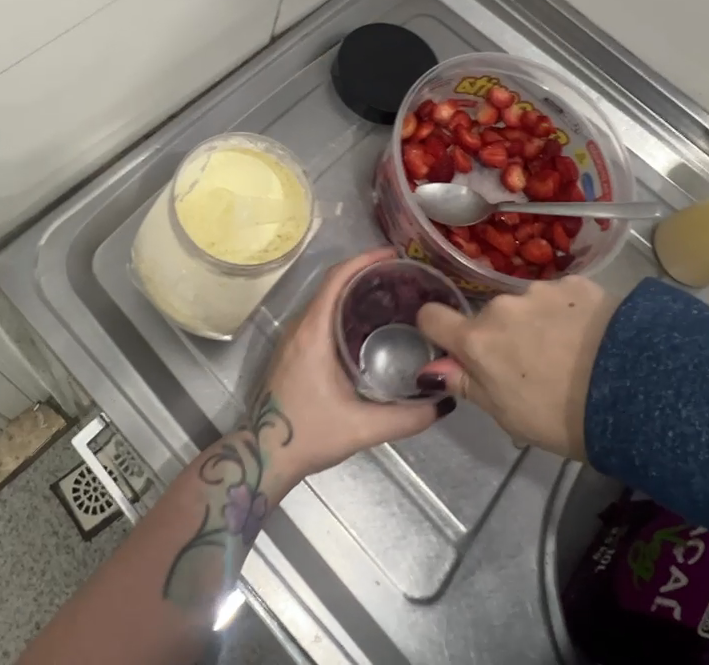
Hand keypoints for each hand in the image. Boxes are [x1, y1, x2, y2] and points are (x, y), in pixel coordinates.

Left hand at [258, 248, 451, 487]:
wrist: (264, 455)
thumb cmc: (308, 434)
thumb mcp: (363, 428)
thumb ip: (407, 417)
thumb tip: (444, 401)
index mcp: (313, 333)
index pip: (336, 280)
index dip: (363, 260)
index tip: (393, 254)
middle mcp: (300, 328)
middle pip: (331, 285)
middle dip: (365, 272)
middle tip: (403, 277)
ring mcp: (293, 339)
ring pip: (325, 301)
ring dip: (353, 291)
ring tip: (392, 295)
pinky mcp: (293, 351)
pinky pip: (320, 316)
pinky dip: (344, 309)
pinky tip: (369, 326)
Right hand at [414, 274, 620, 459]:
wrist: (636, 393)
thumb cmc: (564, 418)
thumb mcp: (507, 415)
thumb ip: (467, 385)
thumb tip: (432, 370)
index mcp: (477, 340)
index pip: (431, 316)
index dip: (438, 329)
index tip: (455, 346)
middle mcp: (502, 306)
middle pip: (487, 316)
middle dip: (501, 335)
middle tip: (532, 367)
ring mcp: (541, 290)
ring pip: (526, 305)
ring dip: (537, 323)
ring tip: (570, 353)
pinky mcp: (578, 283)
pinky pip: (561, 296)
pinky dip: (569, 313)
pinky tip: (593, 337)